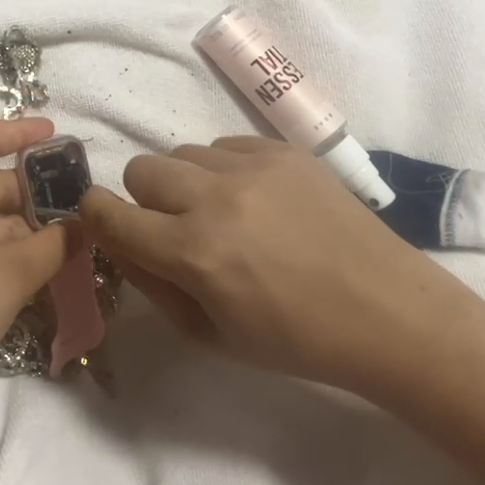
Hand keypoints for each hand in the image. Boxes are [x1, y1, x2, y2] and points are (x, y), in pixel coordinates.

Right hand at [80, 136, 480, 393]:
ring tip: (225, 215)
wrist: (389, 313)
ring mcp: (252, 168)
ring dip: (186, 183)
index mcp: (194, 255)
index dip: (95, 216)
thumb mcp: (210, 335)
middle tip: (177, 229)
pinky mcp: (282, 150)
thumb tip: (118, 242)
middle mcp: (215, 200)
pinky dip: (223, 170)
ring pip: (181, 154)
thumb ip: (152, 284)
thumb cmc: (296, 340)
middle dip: (144, 200)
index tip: (104, 221)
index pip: (109, 215)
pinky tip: (256, 201)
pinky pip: (223, 144)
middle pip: (140, 170)